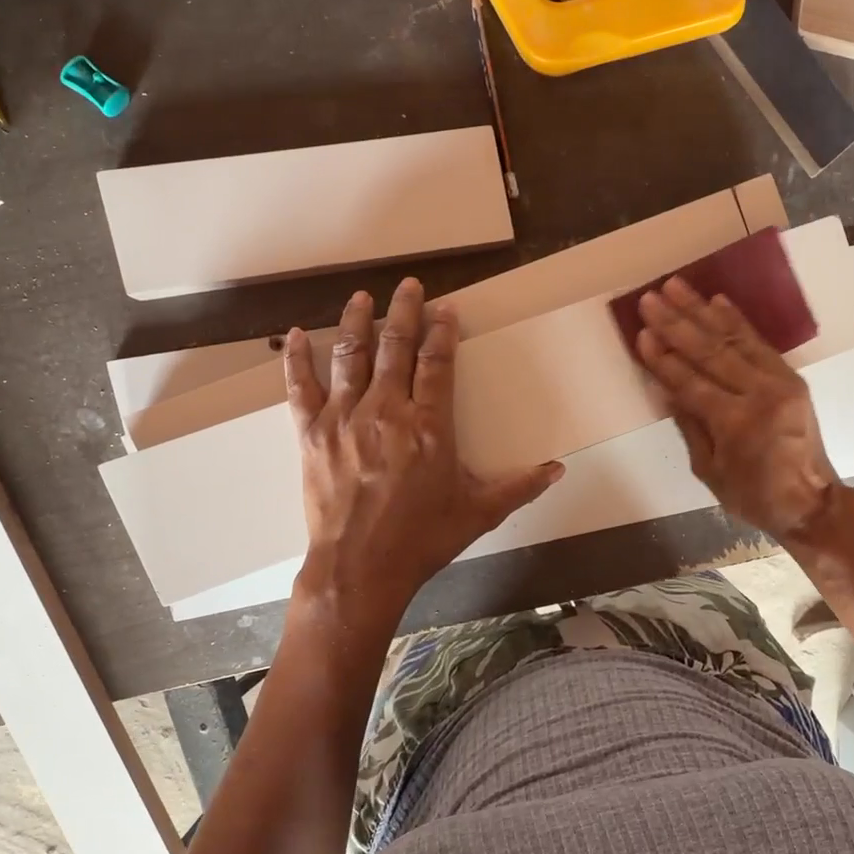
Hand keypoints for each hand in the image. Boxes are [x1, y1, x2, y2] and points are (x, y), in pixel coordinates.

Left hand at [284, 279, 562, 613]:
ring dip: (356, 321)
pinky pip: (301, 387)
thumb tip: (557, 469)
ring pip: (350, 355)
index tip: (445, 308)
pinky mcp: (311, 434)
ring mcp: (345, 418)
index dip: (442, 331)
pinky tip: (296, 335)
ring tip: (361, 297)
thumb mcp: (479, 513)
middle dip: (403, 311)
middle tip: (408, 286)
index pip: (437, 363)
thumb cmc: (423, 540)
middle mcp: (387, 411)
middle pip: (394, 346)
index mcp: (430, 427)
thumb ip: (520, 487)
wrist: (360, 568)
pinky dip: (297, 358)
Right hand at [634, 277, 845, 542]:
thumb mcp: (710, 471)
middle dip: (677, 324)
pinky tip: (717, 301)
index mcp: (736, 423)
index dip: (663, 359)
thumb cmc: (755, 496)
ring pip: (734, 339)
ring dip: (702, 311)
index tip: (641, 334)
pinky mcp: (791, 378)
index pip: (691, 383)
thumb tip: (667, 388)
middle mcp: (760, 395)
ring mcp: (780, 382)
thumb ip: (690, 426)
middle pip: (711, 352)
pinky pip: (759, 343)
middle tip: (650, 299)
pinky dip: (737, 321)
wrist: (811, 502)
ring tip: (676, 287)